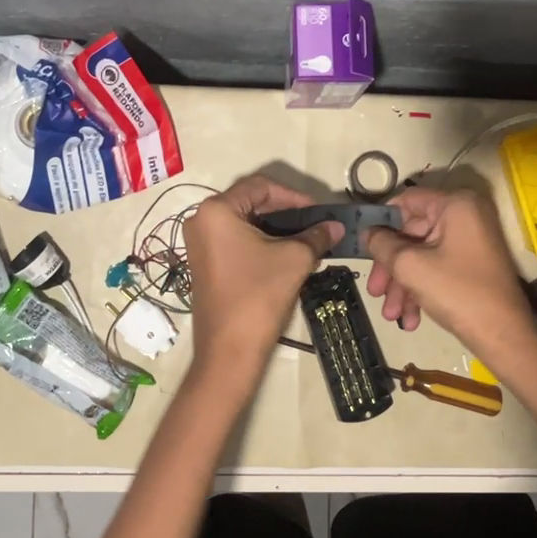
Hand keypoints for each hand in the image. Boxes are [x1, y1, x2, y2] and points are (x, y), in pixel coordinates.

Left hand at [181, 175, 342, 381]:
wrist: (229, 351)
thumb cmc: (259, 295)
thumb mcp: (294, 260)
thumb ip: (315, 236)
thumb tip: (336, 226)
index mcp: (217, 211)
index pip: (260, 186)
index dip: (294, 196)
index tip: (319, 211)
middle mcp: (201, 221)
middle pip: (251, 203)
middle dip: (286, 213)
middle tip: (316, 225)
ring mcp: (200, 244)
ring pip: (245, 224)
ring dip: (277, 230)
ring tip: (307, 242)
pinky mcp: (204, 265)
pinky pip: (236, 242)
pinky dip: (262, 244)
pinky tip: (288, 257)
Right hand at [364, 187, 536, 355]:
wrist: (503, 336)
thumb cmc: (457, 292)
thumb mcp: (411, 266)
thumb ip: (383, 244)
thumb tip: (367, 232)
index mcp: (455, 205)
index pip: (406, 200)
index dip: (380, 222)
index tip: (362, 245)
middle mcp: (465, 215)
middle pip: (411, 233)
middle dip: (390, 267)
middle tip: (374, 292)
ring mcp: (469, 240)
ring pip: (422, 255)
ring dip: (402, 284)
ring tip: (391, 315)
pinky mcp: (471, 264)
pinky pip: (437, 267)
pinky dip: (421, 289)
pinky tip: (410, 319)